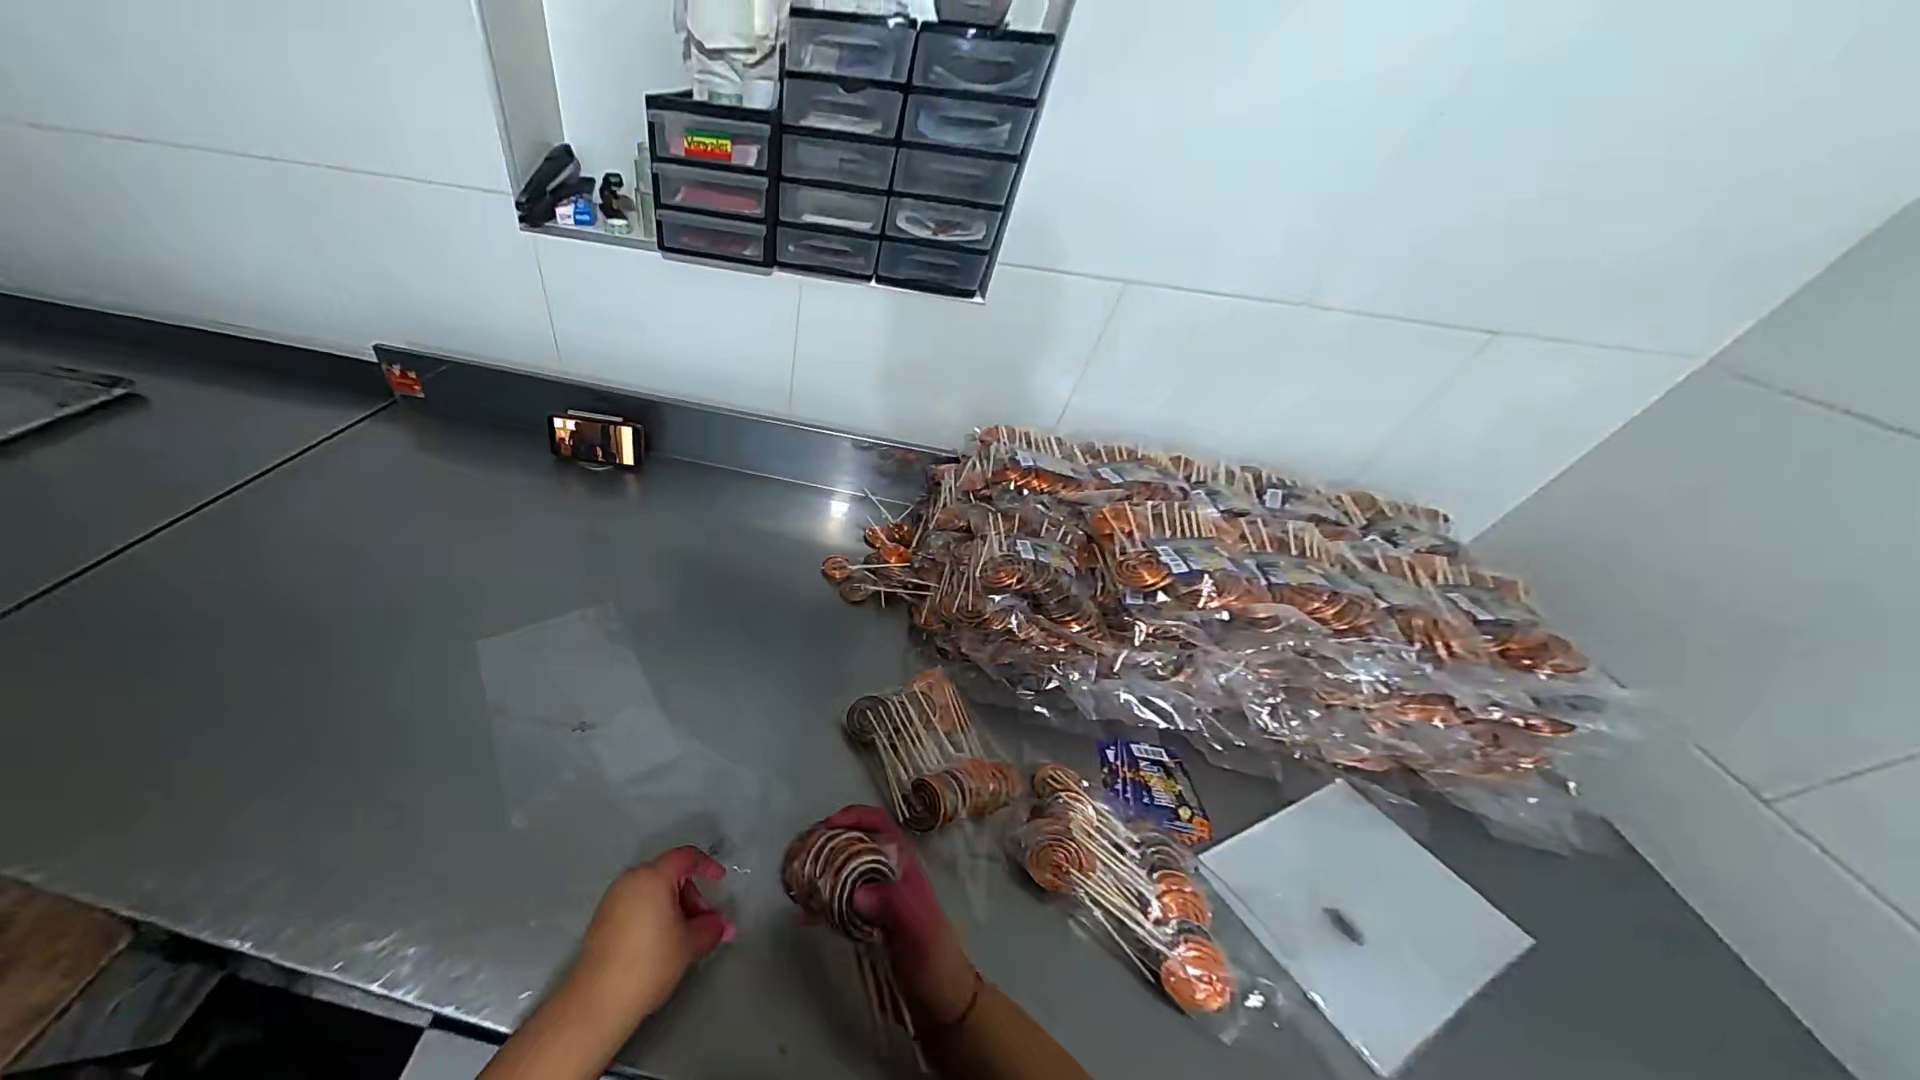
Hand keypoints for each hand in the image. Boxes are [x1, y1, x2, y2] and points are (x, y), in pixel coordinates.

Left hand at [568, 846, 734, 1024]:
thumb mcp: (690, 943)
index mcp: (652, 877)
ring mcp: (612, 900)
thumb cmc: (649, 963)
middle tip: (702, 921)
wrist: (595, 1004)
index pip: (686, 857)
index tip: (719, 882)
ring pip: (652, 891)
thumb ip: (712, 927)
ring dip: (673, 906)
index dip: (707, 866)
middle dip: (691, 894)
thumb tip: (724, 925)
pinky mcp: (601, 921)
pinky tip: (660, 943)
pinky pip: (636, 904)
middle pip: (669, 874)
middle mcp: (630, 880)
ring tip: (683, 936)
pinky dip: (653, 914)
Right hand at [824, 805, 979, 1024]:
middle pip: (858, 843)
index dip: (856, 817)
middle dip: (830, 843)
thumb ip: (893, 903)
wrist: (944, 1002)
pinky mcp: (870, 922)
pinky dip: (822, 903)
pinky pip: (841, 902)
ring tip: (798, 882)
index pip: (881, 825)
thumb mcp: (919, 928)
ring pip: (847, 871)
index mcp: (905, 867)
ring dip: (822, 871)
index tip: (828, 825)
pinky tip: (805, 916)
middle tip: (803, 854)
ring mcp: (879, 898)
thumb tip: (856, 891)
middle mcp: (890, 876)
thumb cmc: (935, 961)